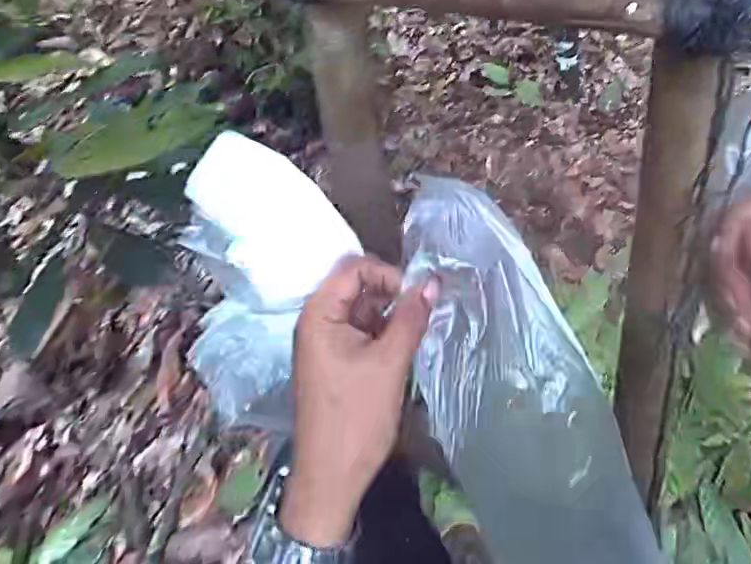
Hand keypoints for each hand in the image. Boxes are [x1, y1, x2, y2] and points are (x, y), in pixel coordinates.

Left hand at [283, 255, 436, 546]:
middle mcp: (318, 321)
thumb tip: (433, 281)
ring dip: (392, 311)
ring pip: (364, 307)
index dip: (387, 273)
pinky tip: (405, 343)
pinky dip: (385, 329)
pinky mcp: (336, 359)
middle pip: (358, 284)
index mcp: (319, 315)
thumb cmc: (355, 419)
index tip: (414, 295)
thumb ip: (411, 316)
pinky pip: (363, 328)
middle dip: (392, 291)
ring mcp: (326, 341)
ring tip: (418, 326)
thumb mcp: (390, 362)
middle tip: (422, 309)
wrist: (331, 482)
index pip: (354, 267)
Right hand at [710, 196, 750, 412]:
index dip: (735, 233)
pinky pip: (726, 279)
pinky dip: (729, 305)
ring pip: (726, 254)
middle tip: (741, 313)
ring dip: (728, 291)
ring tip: (749, 328)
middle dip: (730, 269)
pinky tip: (747, 331)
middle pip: (736, 227)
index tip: (731, 276)